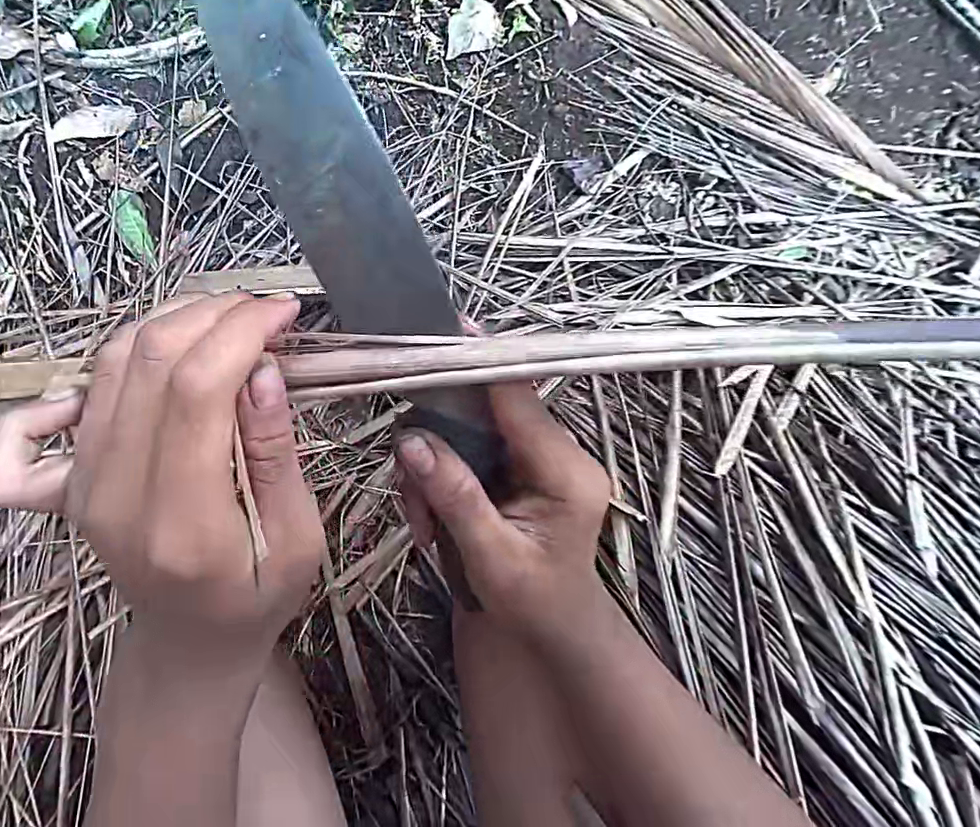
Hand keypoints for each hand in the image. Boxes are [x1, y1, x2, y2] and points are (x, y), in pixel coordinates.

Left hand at [0, 294, 323, 669]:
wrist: (187, 642)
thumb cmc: (255, 597)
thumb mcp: (297, 538)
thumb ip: (276, 452)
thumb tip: (263, 368)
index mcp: (182, 524)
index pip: (198, 390)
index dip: (243, 331)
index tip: (286, 312)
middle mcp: (115, 496)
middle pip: (152, 361)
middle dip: (215, 313)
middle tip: (264, 311)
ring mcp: (82, 483)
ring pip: (114, 360)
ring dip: (174, 318)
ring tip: (227, 318)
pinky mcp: (70, 475)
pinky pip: (75, 391)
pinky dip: (112, 353)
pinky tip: (156, 348)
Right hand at [396, 383, 611, 639]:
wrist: (551, 633)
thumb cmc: (533, 605)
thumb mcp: (492, 558)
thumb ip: (455, 496)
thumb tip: (411, 440)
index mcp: (567, 471)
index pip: (519, 398)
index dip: (476, 367)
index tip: (433, 347)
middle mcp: (556, 452)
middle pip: (483, 410)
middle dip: (436, 443)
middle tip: (411, 490)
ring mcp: (532, 454)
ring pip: (464, 428)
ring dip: (431, 468)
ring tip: (423, 518)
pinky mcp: (511, 462)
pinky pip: (462, 446)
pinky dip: (437, 476)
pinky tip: (431, 516)